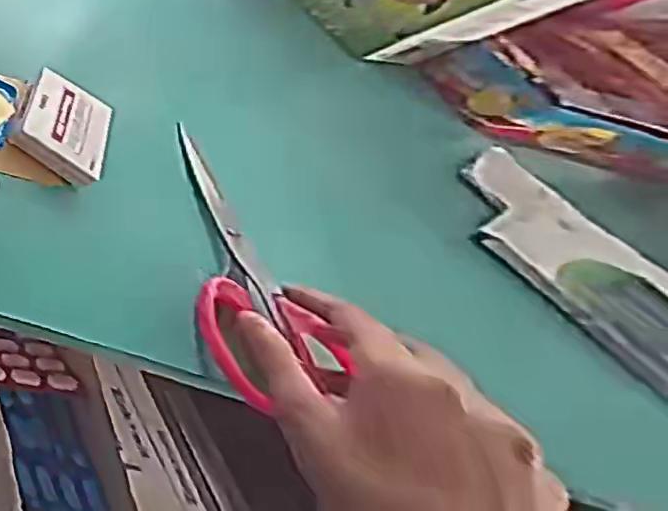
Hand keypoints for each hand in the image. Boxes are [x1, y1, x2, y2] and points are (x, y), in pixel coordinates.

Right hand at [233, 287, 567, 510]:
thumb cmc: (368, 492)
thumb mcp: (305, 424)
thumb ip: (275, 361)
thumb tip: (249, 318)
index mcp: (402, 375)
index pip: (352, 316)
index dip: (314, 302)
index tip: (289, 298)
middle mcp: (463, 395)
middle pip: (404, 349)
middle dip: (362, 346)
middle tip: (327, 357)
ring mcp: (510, 438)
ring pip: (450, 388)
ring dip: (410, 385)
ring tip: (378, 409)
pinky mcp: (540, 478)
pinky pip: (488, 430)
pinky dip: (453, 424)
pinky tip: (432, 447)